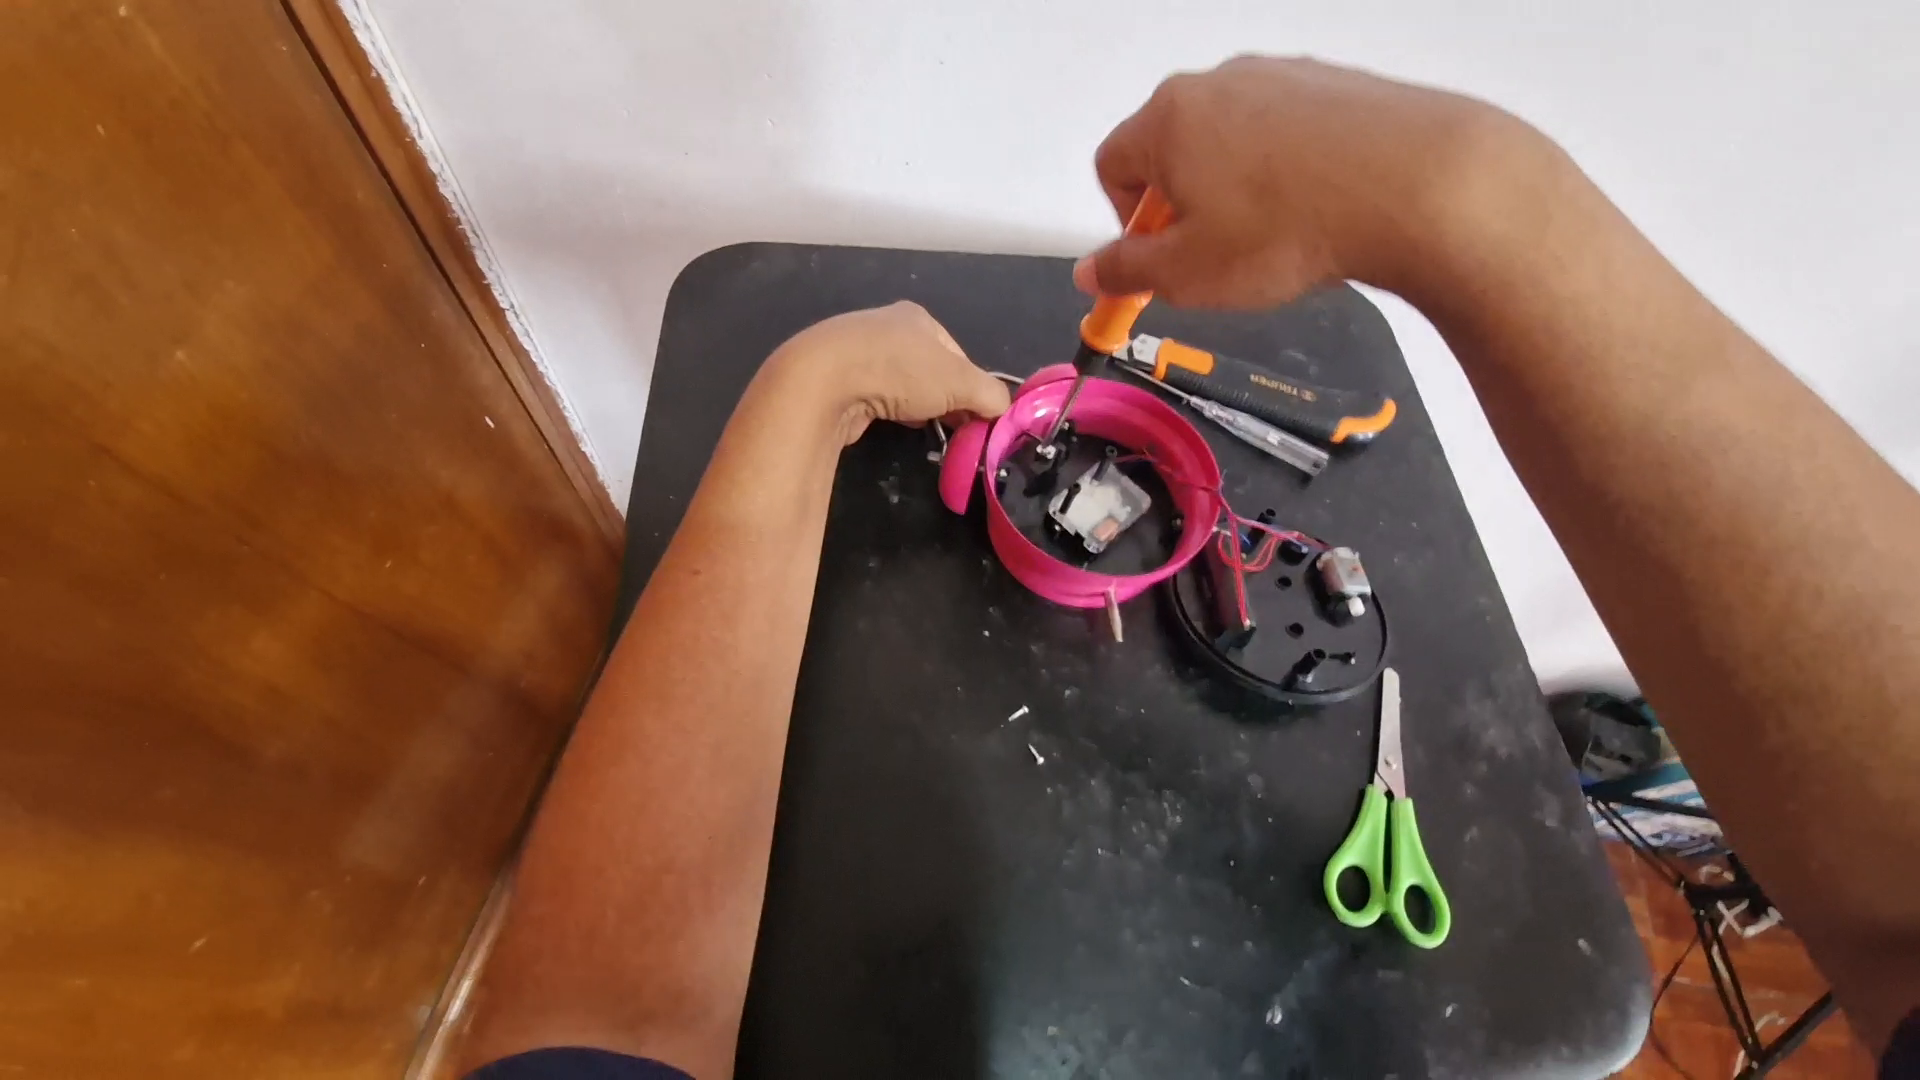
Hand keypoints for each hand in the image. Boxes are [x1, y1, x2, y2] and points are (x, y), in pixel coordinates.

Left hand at [767, 302, 1010, 443]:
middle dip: (944, 399)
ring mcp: (857, 351)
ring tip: (923, 428)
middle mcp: (887, 326)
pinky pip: (874, 396)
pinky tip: (891, 424)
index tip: (976, 417)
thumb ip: (990, 395)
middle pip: (930, 369)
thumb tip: (1003, 410)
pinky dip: (888, 411)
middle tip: (953, 427)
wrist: (823, 381)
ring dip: (916, 406)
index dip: (972, 387)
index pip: (959, 355)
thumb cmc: (899, 372)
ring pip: (901, 384)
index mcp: (918, 318)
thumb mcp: (960, 382)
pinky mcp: (836, 379)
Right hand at [1076, 56, 1557, 308]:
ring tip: (1265, 235)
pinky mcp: (1332, 84)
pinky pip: (1278, 132)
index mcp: (1168, 119)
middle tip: (1208, 253)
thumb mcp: (1184, 274)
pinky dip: (1276, 171)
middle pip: (1167, 148)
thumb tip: (1088, 272)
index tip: (1158, 257)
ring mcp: (1280, 75)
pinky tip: (1307, 208)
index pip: (1111, 165)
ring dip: (1226, 189)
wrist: (1415, 187)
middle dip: (1175, 205)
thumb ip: (1124, 271)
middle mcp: (1218, 82)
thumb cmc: (1281, 234)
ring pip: (1224, 140)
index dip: (1125, 222)